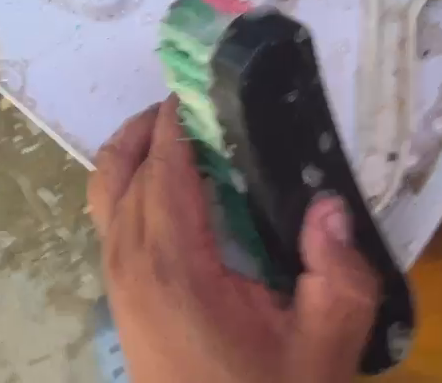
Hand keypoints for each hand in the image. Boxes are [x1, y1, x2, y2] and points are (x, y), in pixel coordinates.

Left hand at [88, 97, 378, 382]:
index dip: (177, 122)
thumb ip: (336, 279)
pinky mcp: (115, 289)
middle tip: (197, 106)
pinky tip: (164, 186)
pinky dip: (126, 180)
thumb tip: (330, 205)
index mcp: (173, 263)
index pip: (163, 167)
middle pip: (126, 166)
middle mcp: (129, 257)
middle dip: (155, 127)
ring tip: (176, 133)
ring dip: (133, 149)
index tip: (199, 88)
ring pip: (105, 185)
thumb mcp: (321, 352)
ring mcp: (114, 274)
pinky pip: (107, 212)